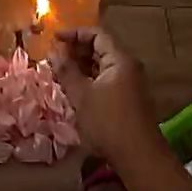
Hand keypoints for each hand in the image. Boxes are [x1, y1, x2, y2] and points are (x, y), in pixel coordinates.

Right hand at [48, 28, 163, 164]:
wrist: (138, 157)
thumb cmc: (108, 122)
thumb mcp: (81, 95)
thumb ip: (66, 71)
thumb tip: (53, 52)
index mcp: (120, 60)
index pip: (97, 34)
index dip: (74, 33)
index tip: (54, 38)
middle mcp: (128, 67)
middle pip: (101, 48)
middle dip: (76, 50)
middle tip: (54, 57)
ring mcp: (130, 83)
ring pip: (102, 65)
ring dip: (81, 66)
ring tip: (59, 73)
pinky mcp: (128, 98)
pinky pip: (106, 79)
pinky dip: (89, 79)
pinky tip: (73, 89)